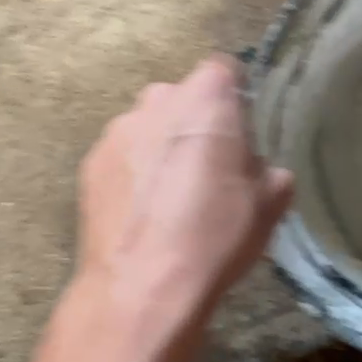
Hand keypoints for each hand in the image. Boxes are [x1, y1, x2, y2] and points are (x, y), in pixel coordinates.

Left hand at [75, 55, 294, 311]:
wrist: (141, 290)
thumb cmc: (215, 235)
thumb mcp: (269, 205)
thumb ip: (270, 172)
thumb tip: (263, 171)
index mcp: (208, 96)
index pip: (226, 71)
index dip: (236, 98)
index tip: (240, 132)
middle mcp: (160, 98)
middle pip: (185, 97)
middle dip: (197, 122)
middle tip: (210, 167)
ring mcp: (119, 128)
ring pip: (151, 126)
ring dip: (162, 146)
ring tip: (171, 197)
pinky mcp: (91, 162)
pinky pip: (123, 155)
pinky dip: (133, 172)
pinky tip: (142, 213)